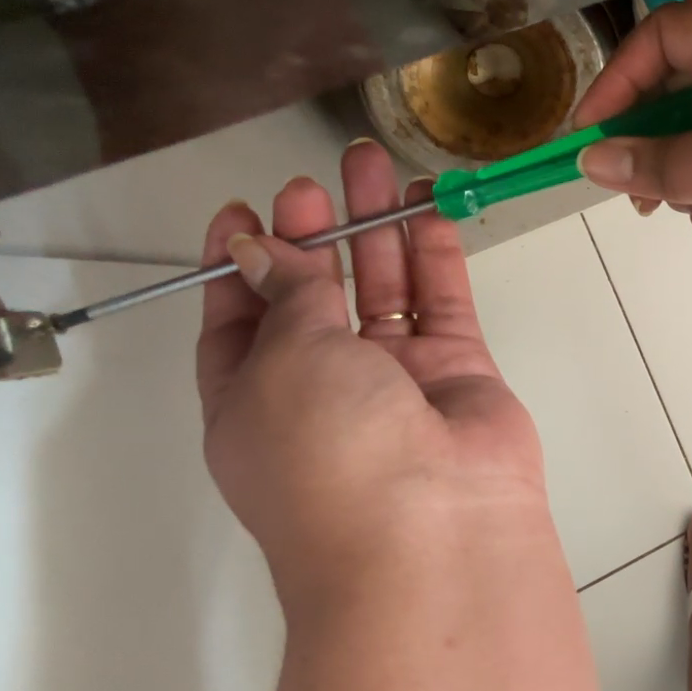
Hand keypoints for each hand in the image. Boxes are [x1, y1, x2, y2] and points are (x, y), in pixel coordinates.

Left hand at [195, 141, 545, 605]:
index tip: (245, 209)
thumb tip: (258, 247)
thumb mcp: (282, 361)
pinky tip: (428, 204)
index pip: (235, 319)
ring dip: (377, 226)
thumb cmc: (326, 449)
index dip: (237, 263)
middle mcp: (322, 385)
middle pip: (315, 293)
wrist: (432, 525)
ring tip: (376, 164)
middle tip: (321, 177)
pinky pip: (440, 298)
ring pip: (381, 287)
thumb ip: (287, 291)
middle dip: (314, 232)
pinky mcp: (457, 365)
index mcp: (253, 398)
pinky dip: (433, 251)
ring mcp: (395, 375)